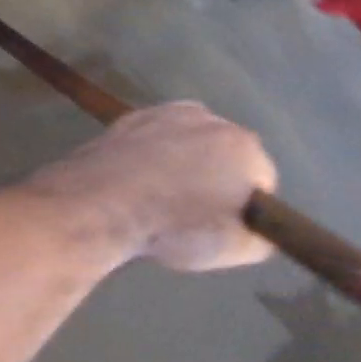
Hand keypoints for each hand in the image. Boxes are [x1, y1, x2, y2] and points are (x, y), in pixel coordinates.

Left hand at [30, 101, 276, 271]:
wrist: (99, 204)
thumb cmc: (175, 226)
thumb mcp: (239, 248)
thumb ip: (261, 233)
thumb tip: (253, 226)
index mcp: (242, 144)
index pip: (260, 180)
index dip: (246, 207)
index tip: (222, 225)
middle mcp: (205, 117)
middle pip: (223, 154)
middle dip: (214, 178)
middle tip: (190, 211)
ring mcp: (161, 113)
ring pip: (186, 142)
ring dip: (180, 161)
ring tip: (159, 195)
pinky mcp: (125, 119)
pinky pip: (150, 139)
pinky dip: (148, 154)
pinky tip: (135, 179)